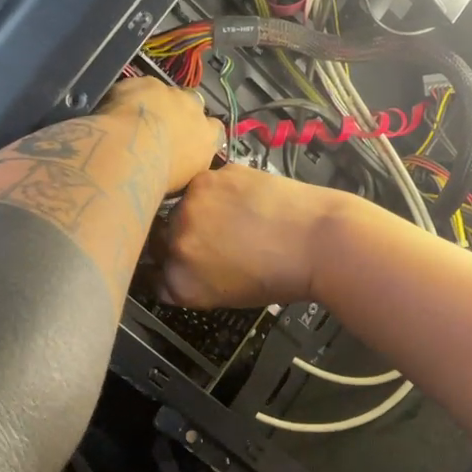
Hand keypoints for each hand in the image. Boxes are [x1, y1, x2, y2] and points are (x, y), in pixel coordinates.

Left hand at [94, 77, 224, 193]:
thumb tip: (180, 164)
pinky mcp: (146, 82)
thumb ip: (188, 165)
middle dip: (181, 111)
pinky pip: (142, 87)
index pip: (215, 129)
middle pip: (194, 104)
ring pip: (168, 92)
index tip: (188, 139)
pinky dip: (134, 95)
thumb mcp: (183, 180)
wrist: (131, 152)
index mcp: (208, 137)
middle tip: (161, 125)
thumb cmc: (158, 177)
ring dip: (157, 101)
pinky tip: (120, 108)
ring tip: (138, 117)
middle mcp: (194, 110)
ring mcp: (170, 92)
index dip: (201, 131)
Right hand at [158, 164, 355, 308]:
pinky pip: (204, 183)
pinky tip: (244, 201)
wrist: (320, 241)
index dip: (163, 266)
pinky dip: (219, 192)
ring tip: (233, 218)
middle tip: (213, 238)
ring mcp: (190, 205)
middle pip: (160, 235)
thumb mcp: (225, 294)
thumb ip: (188, 282)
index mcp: (179, 280)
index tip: (179, 262)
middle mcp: (174, 242)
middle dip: (179, 237)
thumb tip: (169, 267)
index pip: (150, 272)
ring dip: (198, 210)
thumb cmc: (280, 277)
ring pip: (181, 204)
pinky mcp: (210, 176)